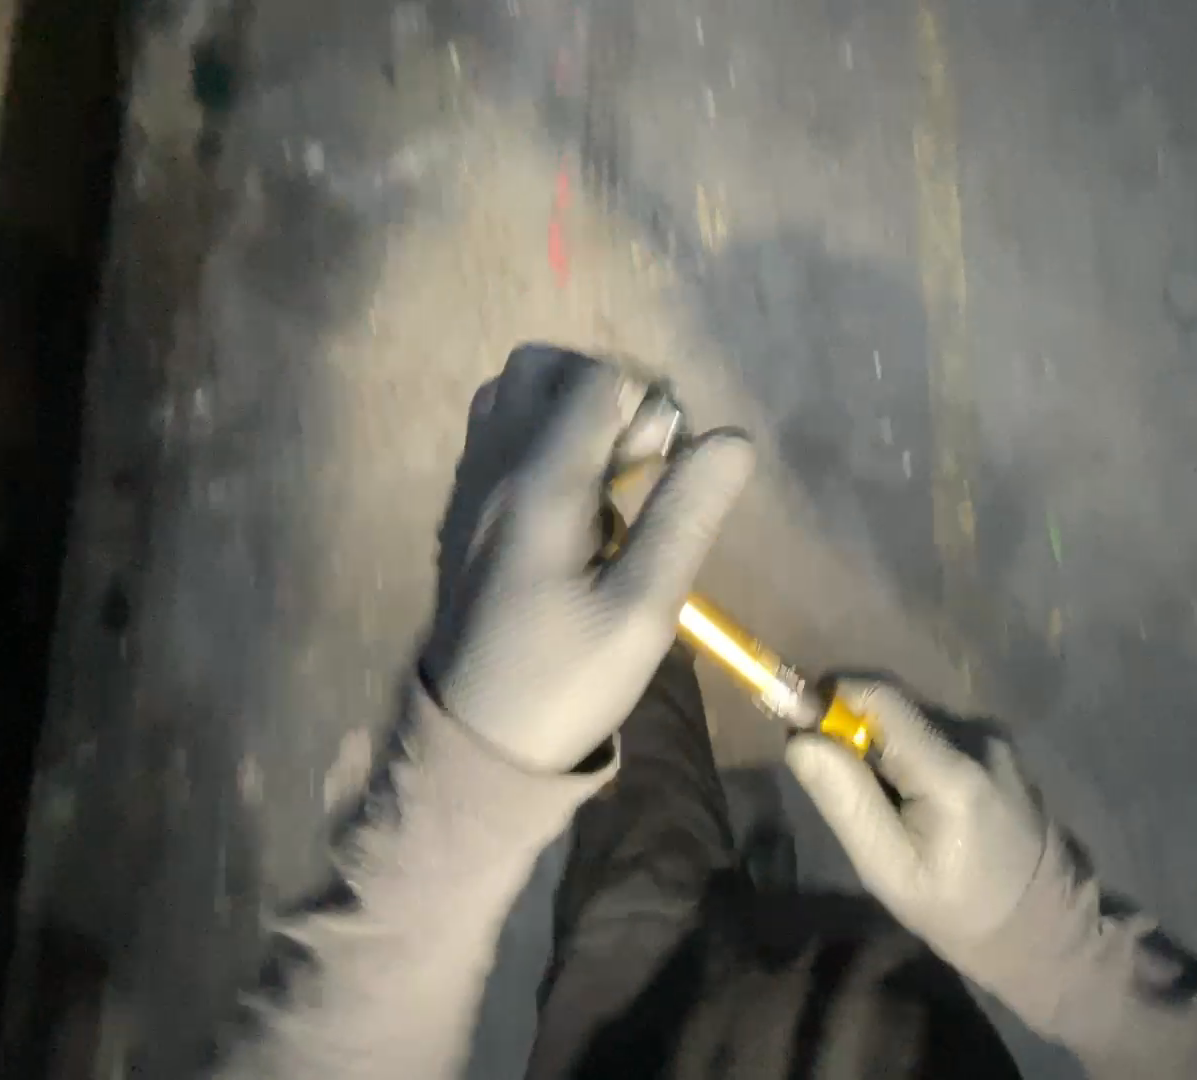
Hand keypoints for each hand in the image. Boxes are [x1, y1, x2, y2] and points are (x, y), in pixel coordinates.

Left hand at [422, 346, 753, 772]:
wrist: (474, 742)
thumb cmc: (567, 681)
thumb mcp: (644, 609)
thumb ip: (686, 516)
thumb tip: (734, 439)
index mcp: (540, 486)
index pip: (596, 382)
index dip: (648, 403)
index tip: (669, 461)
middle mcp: (493, 469)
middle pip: (542, 367)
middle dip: (604, 390)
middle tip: (638, 455)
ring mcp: (469, 488)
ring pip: (510, 395)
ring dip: (567, 410)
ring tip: (606, 473)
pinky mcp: (463, 513)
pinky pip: (496, 435)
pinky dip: (539, 436)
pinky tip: (569, 499)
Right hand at [784, 681, 1046, 970]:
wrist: (1042, 930)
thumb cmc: (957, 910)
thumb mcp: (888, 869)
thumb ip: (845, 800)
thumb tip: (799, 739)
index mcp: (951, 770)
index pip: (879, 697)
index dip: (831, 699)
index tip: (802, 726)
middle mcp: (977, 738)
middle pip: (894, 709)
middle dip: (855, 732)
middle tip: (842, 784)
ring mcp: (993, 741)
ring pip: (913, 722)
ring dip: (885, 748)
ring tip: (886, 803)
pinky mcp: (999, 749)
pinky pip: (936, 735)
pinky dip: (913, 756)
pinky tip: (919, 801)